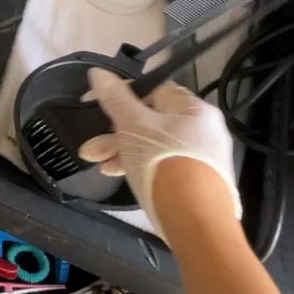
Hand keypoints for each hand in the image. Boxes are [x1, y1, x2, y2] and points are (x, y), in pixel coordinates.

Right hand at [79, 68, 240, 228]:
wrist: (196, 221)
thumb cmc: (163, 161)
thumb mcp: (132, 124)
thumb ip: (115, 98)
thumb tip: (99, 72)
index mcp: (194, 110)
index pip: (154, 89)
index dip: (121, 93)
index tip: (94, 104)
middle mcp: (203, 131)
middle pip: (150, 120)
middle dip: (114, 131)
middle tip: (91, 143)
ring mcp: (201, 158)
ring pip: (152, 144)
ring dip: (119, 150)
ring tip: (94, 161)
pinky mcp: (196, 183)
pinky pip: (161, 165)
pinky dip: (137, 165)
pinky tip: (116, 174)